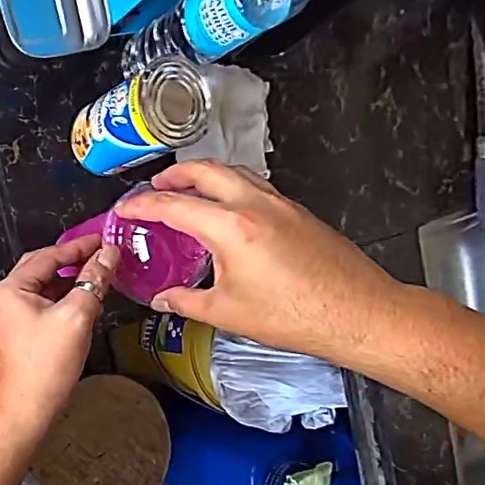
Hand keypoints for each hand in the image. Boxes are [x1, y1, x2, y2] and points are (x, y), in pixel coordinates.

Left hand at [0, 234, 118, 428]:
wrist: (28, 407)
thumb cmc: (43, 368)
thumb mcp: (77, 315)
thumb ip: (93, 280)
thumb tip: (107, 256)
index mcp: (13, 289)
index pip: (50, 254)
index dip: (80, 246)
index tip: (102, 241)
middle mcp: (9, 299)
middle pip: (46, 267)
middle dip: (76, 261)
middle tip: (102, 255)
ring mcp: (15, 317)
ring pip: (48, 287)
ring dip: (74, 282)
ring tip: (100, 278)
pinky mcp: (25, 332)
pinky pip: (48, 306)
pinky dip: (68, 301)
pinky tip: (88, 305)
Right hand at [113, 160, 409, 367]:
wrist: (357, 313)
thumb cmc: (297, 314)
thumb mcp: (227, 313)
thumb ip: (186, 301)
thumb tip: (165, 298)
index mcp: (232, 228)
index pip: (174, 205)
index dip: (143, 205)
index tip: (127, 209)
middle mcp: (257, 205)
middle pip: (206, 170)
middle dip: (174, 173)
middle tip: (155, 185)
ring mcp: (281, 205)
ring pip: (234, 172)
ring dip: (205, 175)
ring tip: (187, 190)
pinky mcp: (298, 213)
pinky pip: (256, 185)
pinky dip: (231, 186)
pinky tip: (227, 208)